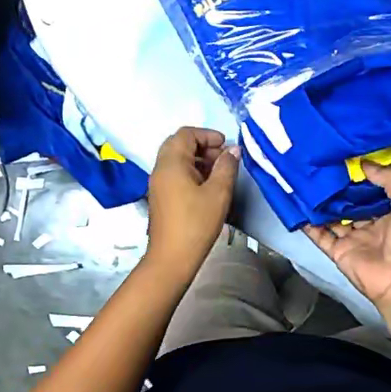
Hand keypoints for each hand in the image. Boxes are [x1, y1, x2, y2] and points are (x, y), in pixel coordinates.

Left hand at [144, 127, 239, 279]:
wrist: (172, 257)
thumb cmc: (196, 223)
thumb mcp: (218, 193)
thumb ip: (226, 167)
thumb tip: (233, 150)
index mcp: (171, 163)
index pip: (186, 134)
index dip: (207, 135)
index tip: (226, 146)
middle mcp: (160, 169)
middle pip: (179, 144)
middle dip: (203, 146)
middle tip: (223, 159)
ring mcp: (157, 184)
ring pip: (176, 160)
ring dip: (198, 160)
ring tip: (219, 174)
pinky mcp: (160, 197)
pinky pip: (174, 175)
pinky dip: (190, 173)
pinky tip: (207, 188)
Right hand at [303, 161, 390, 310]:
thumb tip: (365, 163)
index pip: (374, 190)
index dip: (363, 175)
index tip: (347, 157)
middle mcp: (372, 225)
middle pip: (351, 203)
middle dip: (339, 188)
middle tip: (323, 166)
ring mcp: (353, 239)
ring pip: (333, 217)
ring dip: (322, 203)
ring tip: (307, 181)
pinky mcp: (338, 252)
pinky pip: (321, 236)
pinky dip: (309, 224)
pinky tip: (299, 208)